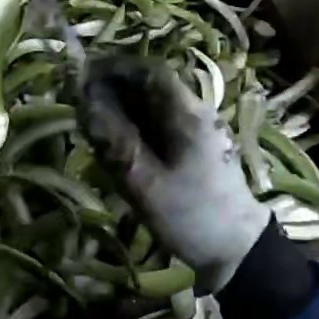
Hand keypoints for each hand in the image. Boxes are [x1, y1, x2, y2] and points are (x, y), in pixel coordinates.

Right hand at [79, 56, 268, 292]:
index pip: (149, 71)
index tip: (82, 76)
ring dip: (120, 107)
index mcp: (188, 114)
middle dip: (112, 88)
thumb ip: (115, 141)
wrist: (238, 252)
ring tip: (91, 124)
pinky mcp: (192, 145)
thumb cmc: (192, 216)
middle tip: (79, 105)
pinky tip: (114, 143)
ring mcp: (195, 128)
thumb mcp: (146, 183)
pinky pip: (157, 123)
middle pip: (148, 85)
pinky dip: (132, 125)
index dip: (114, 67)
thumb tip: (85, 102)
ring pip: (151, 104)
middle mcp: (194, 112)